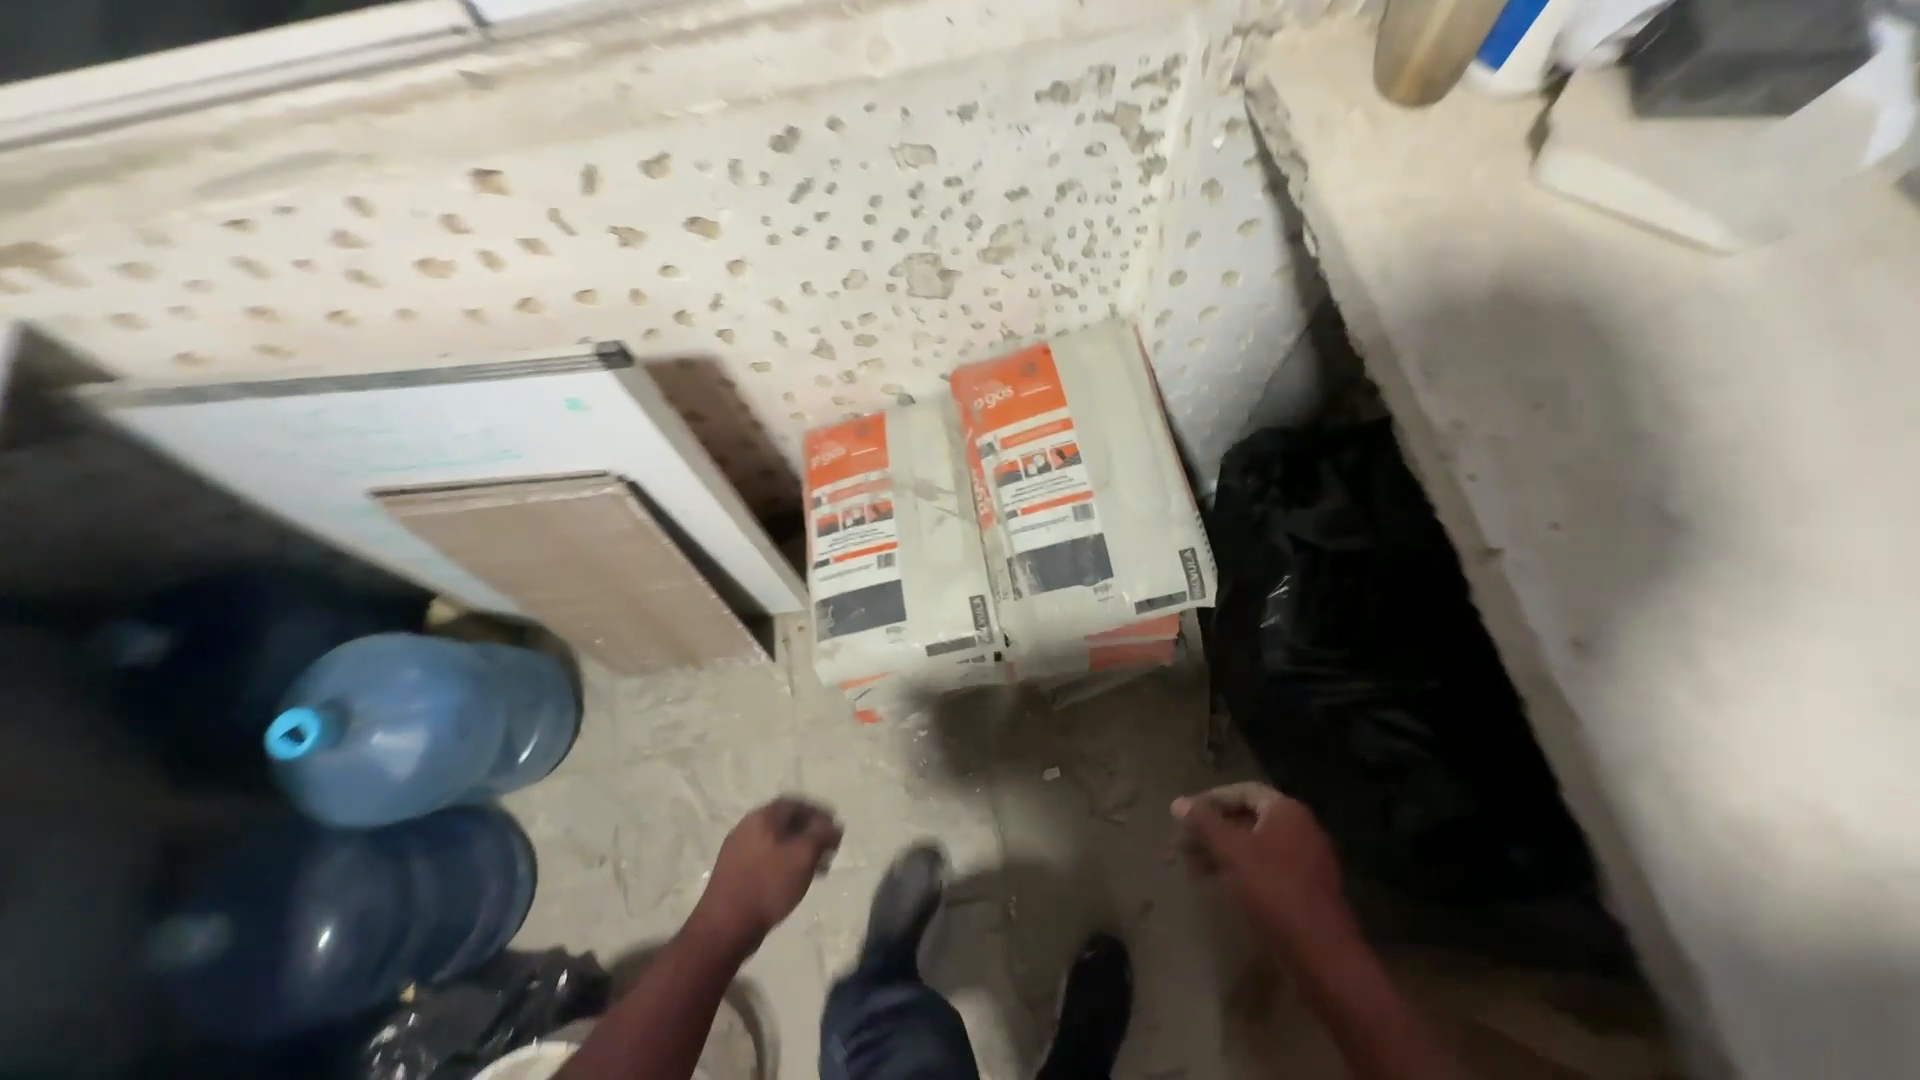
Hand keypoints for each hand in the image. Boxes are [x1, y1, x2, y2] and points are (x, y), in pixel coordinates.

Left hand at [688, 796, 842, 953]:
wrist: (725, 926)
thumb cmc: (768, 884)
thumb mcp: (803, 856)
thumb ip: (821, 836)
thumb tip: (833, 826)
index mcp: (761, 818)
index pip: (794, 803)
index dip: (818, 812)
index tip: (835, 827)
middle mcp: (747, 829)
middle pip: (786, 822)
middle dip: (811, 833)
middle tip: (830, 850)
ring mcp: (738, 852)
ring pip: (777, 843)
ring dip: (801, 851)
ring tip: (818, 870)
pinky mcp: (735, 874)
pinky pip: (767, 859)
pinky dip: (786, 864)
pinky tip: (796, 881)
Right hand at [1171, 783, 1354, 958]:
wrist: (1320, 951)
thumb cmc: (1273, 890)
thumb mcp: (1232, 851)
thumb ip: (1204, 823)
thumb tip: (1179, 802)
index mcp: (1287, 811)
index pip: (1243, 791)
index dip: (1211, 799)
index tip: (1185, 814)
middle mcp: (1300, 828)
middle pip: (1247, 818)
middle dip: (1211, 830)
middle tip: (1181, 845)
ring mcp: (1304, 859)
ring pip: (1253, 845)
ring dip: (1220, 852)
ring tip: (1190, 869)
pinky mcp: (1303, 887)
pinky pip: (1265, 867)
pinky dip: (1238, 869)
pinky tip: (1216, 884)